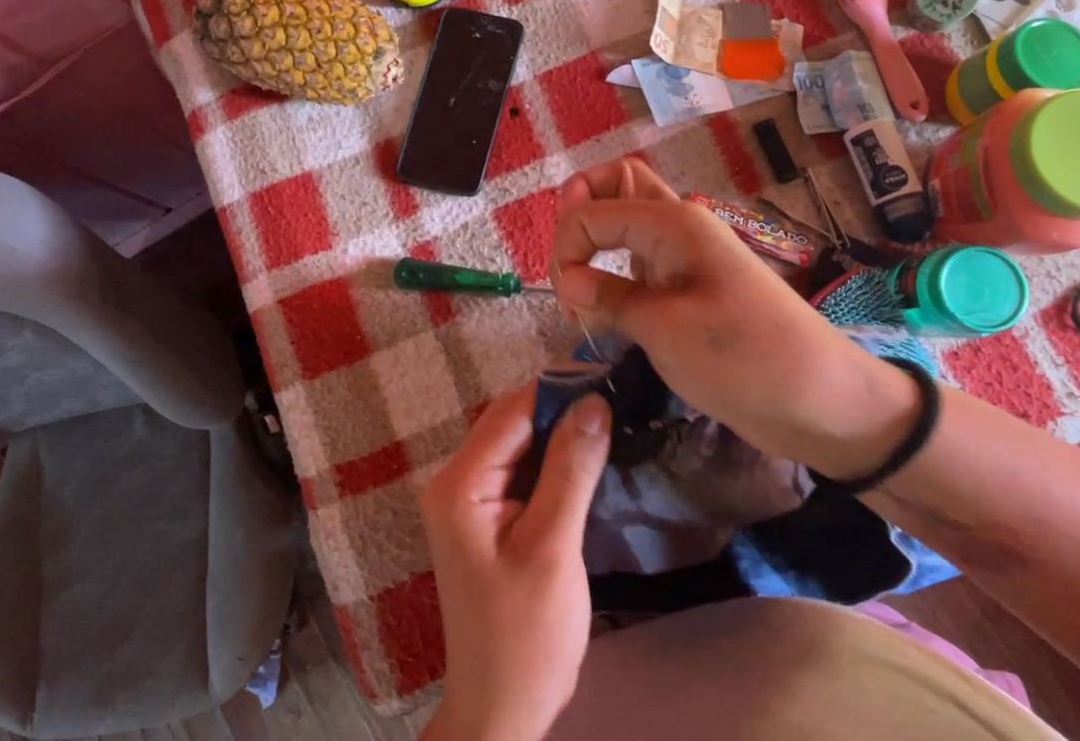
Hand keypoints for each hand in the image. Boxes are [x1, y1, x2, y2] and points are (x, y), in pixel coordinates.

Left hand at [421, 385, 609, 740]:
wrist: (503, 705)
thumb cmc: (525, 633)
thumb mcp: (552, 547)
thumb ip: (569, 470)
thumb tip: (593, 401)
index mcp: (460, 483)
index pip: (512, 411)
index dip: (561, 388)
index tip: (613, 373)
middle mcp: (457, 481)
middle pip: (513, 422)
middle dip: (563, 407)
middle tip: (622, 395)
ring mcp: (471, 501)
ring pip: (520, 444)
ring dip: (562, 433)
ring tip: (616, 415)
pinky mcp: (489, 519)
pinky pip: (522, 471)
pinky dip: (555, 461)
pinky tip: (592, 456)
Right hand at [549, 157, 919, 478]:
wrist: (817, 400)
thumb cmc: (741, 357)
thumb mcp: (664, 329)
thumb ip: (609, 297)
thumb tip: (567, 281)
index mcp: (673, 224)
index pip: (593, 211)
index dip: (567, 248)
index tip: (567, 299)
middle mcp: (678, 229)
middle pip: (617, 187)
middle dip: (580, 215)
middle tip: (567, 267)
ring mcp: (685, 259)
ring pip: (626, 226)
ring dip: (596, 245)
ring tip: (581, 297)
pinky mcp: (688, 291)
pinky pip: (639, 265)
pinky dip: (614, 276)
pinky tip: (605, 311)